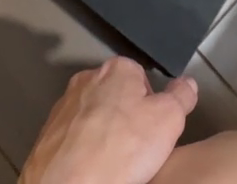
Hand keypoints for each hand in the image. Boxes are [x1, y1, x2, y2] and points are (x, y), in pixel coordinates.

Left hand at [21, 58, 197, 183]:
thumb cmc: (120, 149)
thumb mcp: (169, 120)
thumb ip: (182, 96)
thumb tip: (187, 83)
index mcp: (118, 68)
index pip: (143, 79)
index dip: (151, 107)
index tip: (153, 130)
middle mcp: (88, 78)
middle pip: (117, 96)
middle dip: (126, 118)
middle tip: (135, 148)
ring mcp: (65, 104)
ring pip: (94, 116)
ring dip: (103, 133)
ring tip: (112, 161)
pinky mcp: (49, 131)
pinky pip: (74, 136)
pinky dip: (83, 149)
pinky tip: (91, 167)